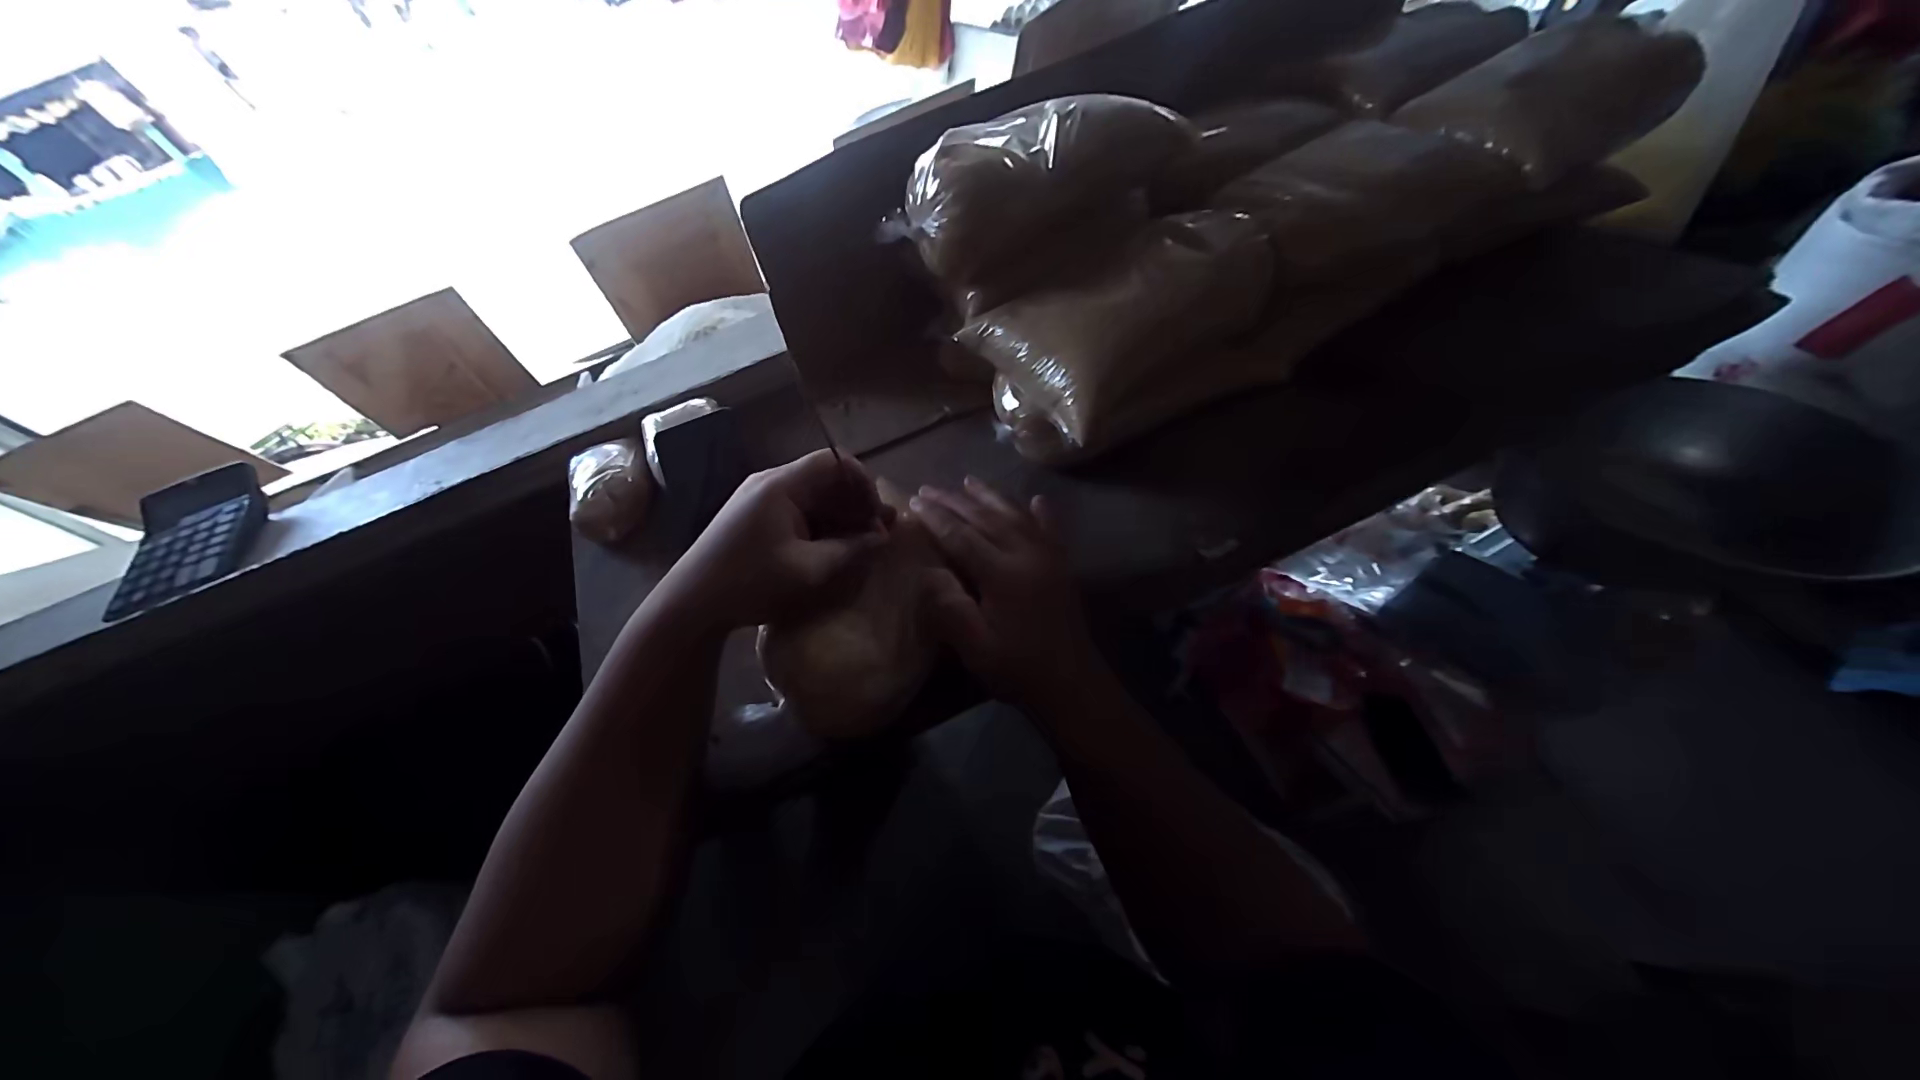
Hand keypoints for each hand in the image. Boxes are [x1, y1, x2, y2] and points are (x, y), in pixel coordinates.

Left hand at [660, 449, 890, 630]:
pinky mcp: (755, 517)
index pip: (834, 462)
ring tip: (862, 542)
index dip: (864, 482)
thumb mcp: (809, 570)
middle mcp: (770, 483)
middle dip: (856, 502)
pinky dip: (821, 523)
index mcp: (781, 485)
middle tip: (879, 532)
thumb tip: (882, 537)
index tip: (879, 514)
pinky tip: (834, 546)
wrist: (691, 604)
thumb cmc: (750, 583)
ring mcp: (759, 499)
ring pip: (814, 495)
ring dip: (840, 515)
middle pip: (825, 478)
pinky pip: (798, 509)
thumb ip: (851, 550)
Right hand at [910, 478, 1102, 707]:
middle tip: (929, 487)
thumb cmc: (1018, 669)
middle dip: (955, 501)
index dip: (935, 517)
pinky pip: (1051, 530)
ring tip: (969, 481)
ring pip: (1016, 516)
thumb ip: (950, 608)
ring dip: (991, 497)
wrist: (1073, 685)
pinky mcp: (1063, 567)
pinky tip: (1037, 500)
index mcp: (1002, 574)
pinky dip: (1041, 513)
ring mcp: (1049, 558)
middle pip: (986, 518)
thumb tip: (929, 571)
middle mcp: (1027, 555)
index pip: (961, 536)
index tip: (914, 500)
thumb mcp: (975, 648)